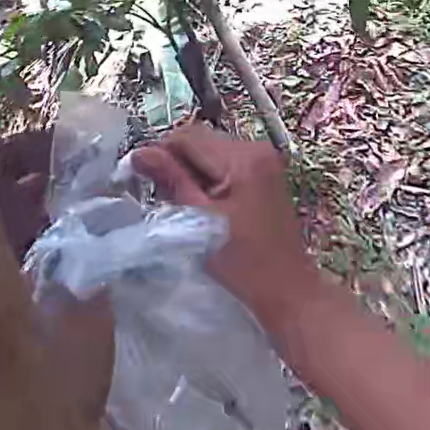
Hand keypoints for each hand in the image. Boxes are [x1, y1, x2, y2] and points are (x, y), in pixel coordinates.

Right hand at [129, 125, 316, 319]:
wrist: (290, 293)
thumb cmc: (243, 264)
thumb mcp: (199, 220)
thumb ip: (170, 179)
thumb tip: (139, 153)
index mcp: (241, 158)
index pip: (186, 136)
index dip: (161, 153)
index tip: (147, 179)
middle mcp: (254, 148)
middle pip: (199, 139)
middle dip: (177, 161)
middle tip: (166, 194)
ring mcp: (263, 157)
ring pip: (209, 148)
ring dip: (192, 168)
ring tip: (187, 200)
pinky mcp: (264, 169)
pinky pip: (224, 159)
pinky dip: (209, 174)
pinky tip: (206, 201)